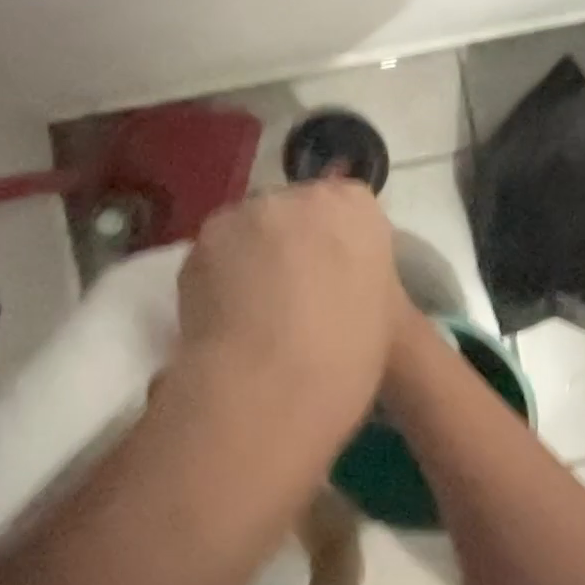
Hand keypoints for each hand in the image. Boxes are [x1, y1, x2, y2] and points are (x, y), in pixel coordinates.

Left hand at [171, 179, 405, 429]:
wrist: (266, 387)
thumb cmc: (345, 357)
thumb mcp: (384, 315)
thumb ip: (364, 279)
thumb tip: (336, 281)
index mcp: (354, 207)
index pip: (350, 210)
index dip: (342, 247)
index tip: (337, 284)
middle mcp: (297, 196)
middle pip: (298, 212)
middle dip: (297, 244)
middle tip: (296, 299)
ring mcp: (243, 214)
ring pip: (252, 229)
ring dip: (254, 257)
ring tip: (255, 313)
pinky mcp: (200, 242)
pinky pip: (217, 253)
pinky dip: (221, 276)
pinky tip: (227, 318)